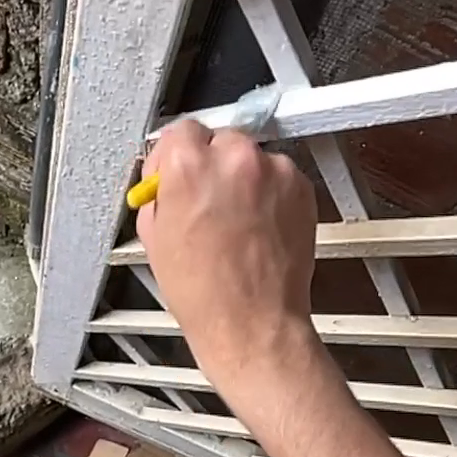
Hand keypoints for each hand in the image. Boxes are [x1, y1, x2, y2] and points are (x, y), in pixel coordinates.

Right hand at [134, 120, 322, 400]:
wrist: (252, 324)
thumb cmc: (205, 294)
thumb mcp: (155, 241)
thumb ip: (158, 198)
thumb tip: (162, 185)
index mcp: (188, 165)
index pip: (178, 132)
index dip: (173, 158)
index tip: (174, 176)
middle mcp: (233, 157)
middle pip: (218, 141)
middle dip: (211, 168)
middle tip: (206, 206)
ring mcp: (273, 170)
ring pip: (250, 160)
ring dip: (242, 182)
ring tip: (235, 226)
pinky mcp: (301, 187)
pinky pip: (278, 178)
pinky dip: (270, 196)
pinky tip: (257, 230)